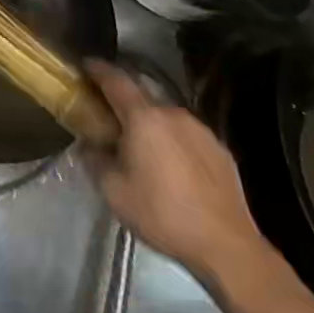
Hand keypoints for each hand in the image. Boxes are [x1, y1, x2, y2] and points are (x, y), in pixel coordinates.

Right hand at [80, 60, 264, 277]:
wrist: (228, 248)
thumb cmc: (162, 213)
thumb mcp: (112, 190)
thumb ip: (95, 158)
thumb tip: (90, 144)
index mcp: (144, 117)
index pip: (115, 80)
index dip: (97, 69)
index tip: (85, 64)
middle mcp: (174, 114)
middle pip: (142, 96)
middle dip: (123, 100)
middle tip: (108, 114)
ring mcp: (202, 131)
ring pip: (167, 116)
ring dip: (150, 123)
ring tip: (142, 144)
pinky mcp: (221, 151)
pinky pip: (187, 135)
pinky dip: (174, 140)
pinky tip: (172, 165)